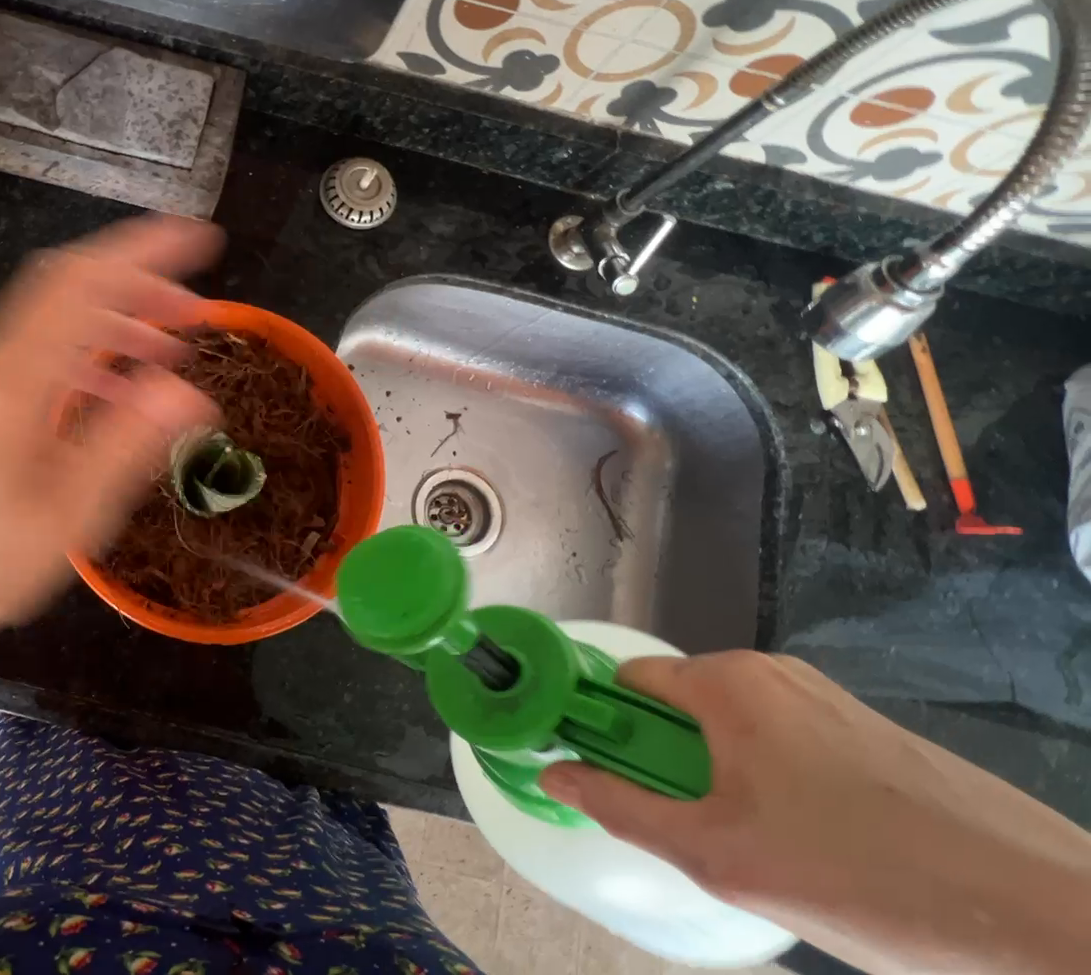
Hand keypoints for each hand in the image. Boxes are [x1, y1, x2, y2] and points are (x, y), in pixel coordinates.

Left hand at [0, 215, 221, 647]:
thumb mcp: (66, 515)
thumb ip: (127, 446)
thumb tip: (192, 392)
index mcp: (12, 380)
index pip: (80, 282)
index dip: (142, 252)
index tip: (198, 242)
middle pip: (65, 289)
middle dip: (135, 284)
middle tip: (193, 311)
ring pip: (53, 322)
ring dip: (114, 322)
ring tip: (168, 351)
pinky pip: (40, 358)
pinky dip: (87, 359)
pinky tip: (117, 395)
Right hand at [540, 651, 1090, 974]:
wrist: (1052, 920)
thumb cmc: (861, 877)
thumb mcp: (715, 854)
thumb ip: (620, 806)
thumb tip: (553, 772)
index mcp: (726, 683)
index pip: (625, 682)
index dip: (608, 729)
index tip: (615, 783)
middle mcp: (772, 672)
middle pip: (678, 705)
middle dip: (668, 761)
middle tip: (695, 830)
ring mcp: (827, 698)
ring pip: (730, 728)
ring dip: (719, 775)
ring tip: (760, 846)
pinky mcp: (871, 729)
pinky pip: (783, 741)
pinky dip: (771, 780)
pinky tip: (816, 843)